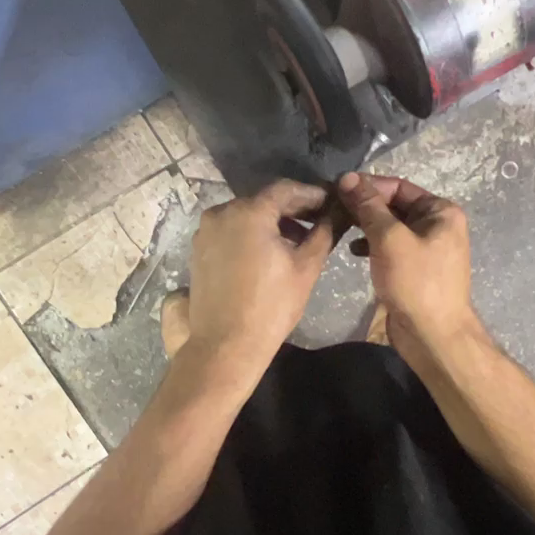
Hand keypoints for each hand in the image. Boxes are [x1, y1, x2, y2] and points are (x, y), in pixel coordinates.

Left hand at [184, 179, 345, 364]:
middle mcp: (222, 212)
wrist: (226, 345)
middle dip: (292, 209)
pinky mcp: (198, 250)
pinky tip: (269, 252)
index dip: (311, 194)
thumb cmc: (272, 305)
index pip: (285, 189)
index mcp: (249, 211)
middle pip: (263, 201)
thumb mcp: (306, 266)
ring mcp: (206, 231)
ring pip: (246, 216)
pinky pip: (231, 232)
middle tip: (318, 220)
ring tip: (297, 240)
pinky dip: (251, 235)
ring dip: (271, 223)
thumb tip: (336, 214)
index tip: (330, 202)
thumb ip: (323, 232)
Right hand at [336, 173, 479, 353]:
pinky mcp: (416, 268)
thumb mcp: (389, 239)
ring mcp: (428, 248)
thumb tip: (348, 177)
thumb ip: (368, 206)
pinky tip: (354, 251)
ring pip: (391, 227)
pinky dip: (373, 246)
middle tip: (333, 209)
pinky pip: (391, 247)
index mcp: (441, 211)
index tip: (336, 189)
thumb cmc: (415, 282)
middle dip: (365, 207)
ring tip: (340, 229)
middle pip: (395, 205)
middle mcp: (438, 225)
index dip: (368, 186)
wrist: (433, 335)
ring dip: (366, 226)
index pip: (399, 187)